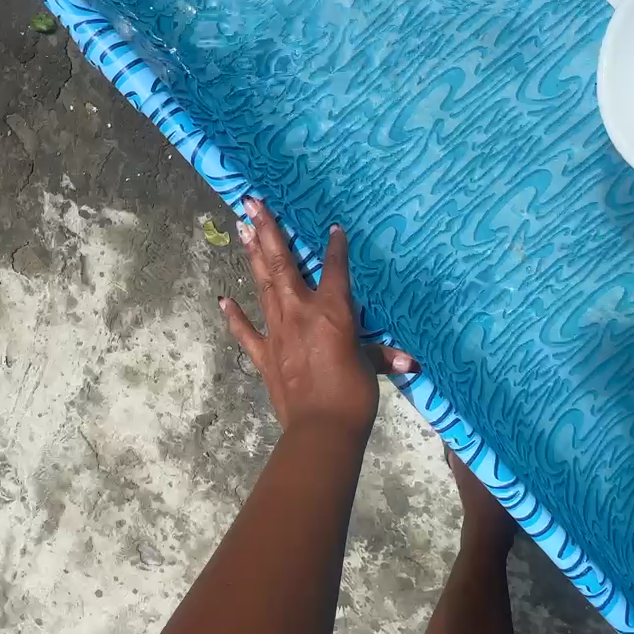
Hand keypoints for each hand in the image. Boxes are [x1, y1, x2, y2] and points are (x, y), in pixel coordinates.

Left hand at [219, 199, 413, 440]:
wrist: (321, 430)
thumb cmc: (353, 395)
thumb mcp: (371, 369)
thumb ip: (384, 356)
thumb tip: (412, 361)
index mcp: (332, 311)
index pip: (335, 269)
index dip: (336, 247)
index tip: (333, 227)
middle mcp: (300, 312)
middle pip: (282, 262)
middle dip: (267, 230)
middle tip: (251, 202)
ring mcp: (276, 331)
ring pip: (263, 284)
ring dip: (252, 254)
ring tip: (240, 226)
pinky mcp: (263, 355)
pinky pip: (245, 330)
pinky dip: (234, 315)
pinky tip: (222, 298)